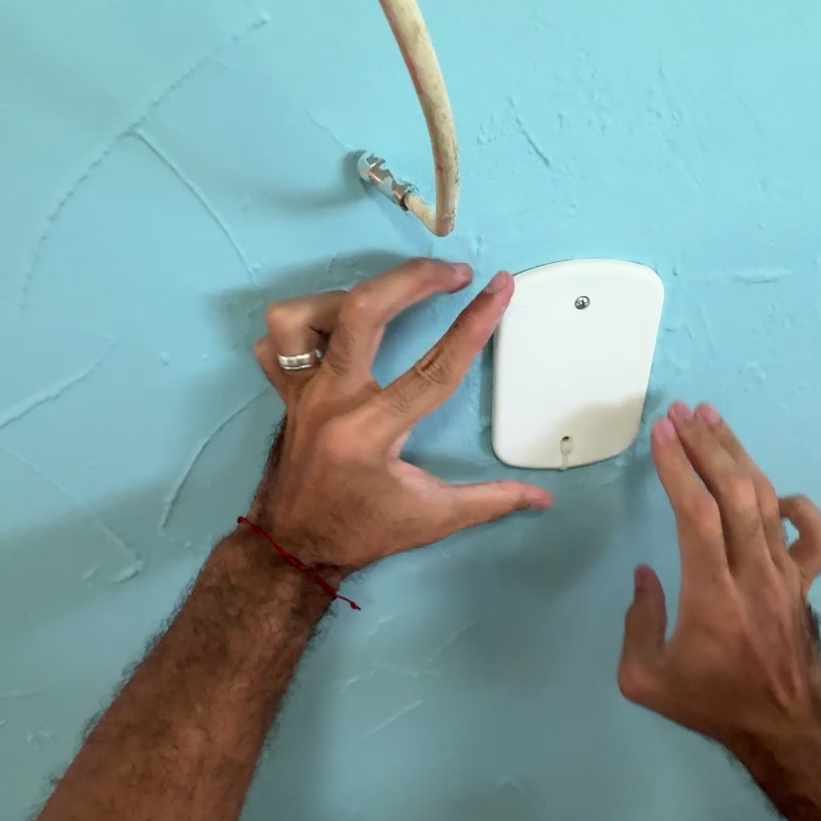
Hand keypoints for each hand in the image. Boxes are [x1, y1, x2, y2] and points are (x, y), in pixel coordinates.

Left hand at [248, 259, 552, 573]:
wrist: (294, 546)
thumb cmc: (362, 532)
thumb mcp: (433, 519)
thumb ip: (491, 502)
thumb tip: (542, 498)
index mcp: (372, 432)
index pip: (434, 369)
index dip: (474, 325)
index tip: (500, 289)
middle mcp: (332, 402)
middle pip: (363, 313)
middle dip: (412, 279)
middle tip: (452, 274)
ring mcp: (302, 394)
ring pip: (304, 316)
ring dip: (347, 296)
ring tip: (385, 302)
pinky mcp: (285, 394)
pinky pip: (277, 341)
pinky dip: (304, 323)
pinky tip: (335, 328)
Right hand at [616, 402, 820, 748]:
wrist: (786, 726)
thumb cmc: (712, 702)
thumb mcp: (645, 679)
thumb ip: (637, 623)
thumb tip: (645, 576)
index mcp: (712, 595)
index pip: (697, 515)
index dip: (678, 469)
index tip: (662, 434)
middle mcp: (754, 574)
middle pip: (736, 493)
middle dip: (707, 446)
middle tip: (685, 412)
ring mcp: (786, 575)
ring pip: (768, 501)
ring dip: (740, 457)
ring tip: (715, 422)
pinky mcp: (804, 583)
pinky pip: (816, 535)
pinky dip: (799, 505)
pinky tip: (776, 493)